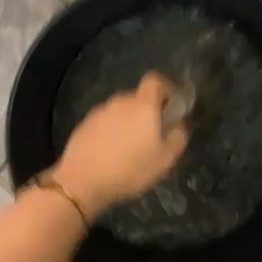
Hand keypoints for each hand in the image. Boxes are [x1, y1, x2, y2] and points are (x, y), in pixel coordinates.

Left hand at [52, 73, 189, 218]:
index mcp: (143, 105)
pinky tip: (110, 153)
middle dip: (147, 111)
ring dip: (128, 122)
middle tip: (152, 135)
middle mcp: (120, 102)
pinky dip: (111, 131)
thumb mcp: (165, 160)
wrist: (82, 182)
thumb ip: (178, 136)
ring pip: (121, 110)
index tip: (170, 106)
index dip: (165, 89)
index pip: (155, 80)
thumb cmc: (130, 170)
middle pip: (138, 97)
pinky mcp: (85, 124)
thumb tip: (179, 123)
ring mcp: (100, 111)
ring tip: (130, 148)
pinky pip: (105, 121)